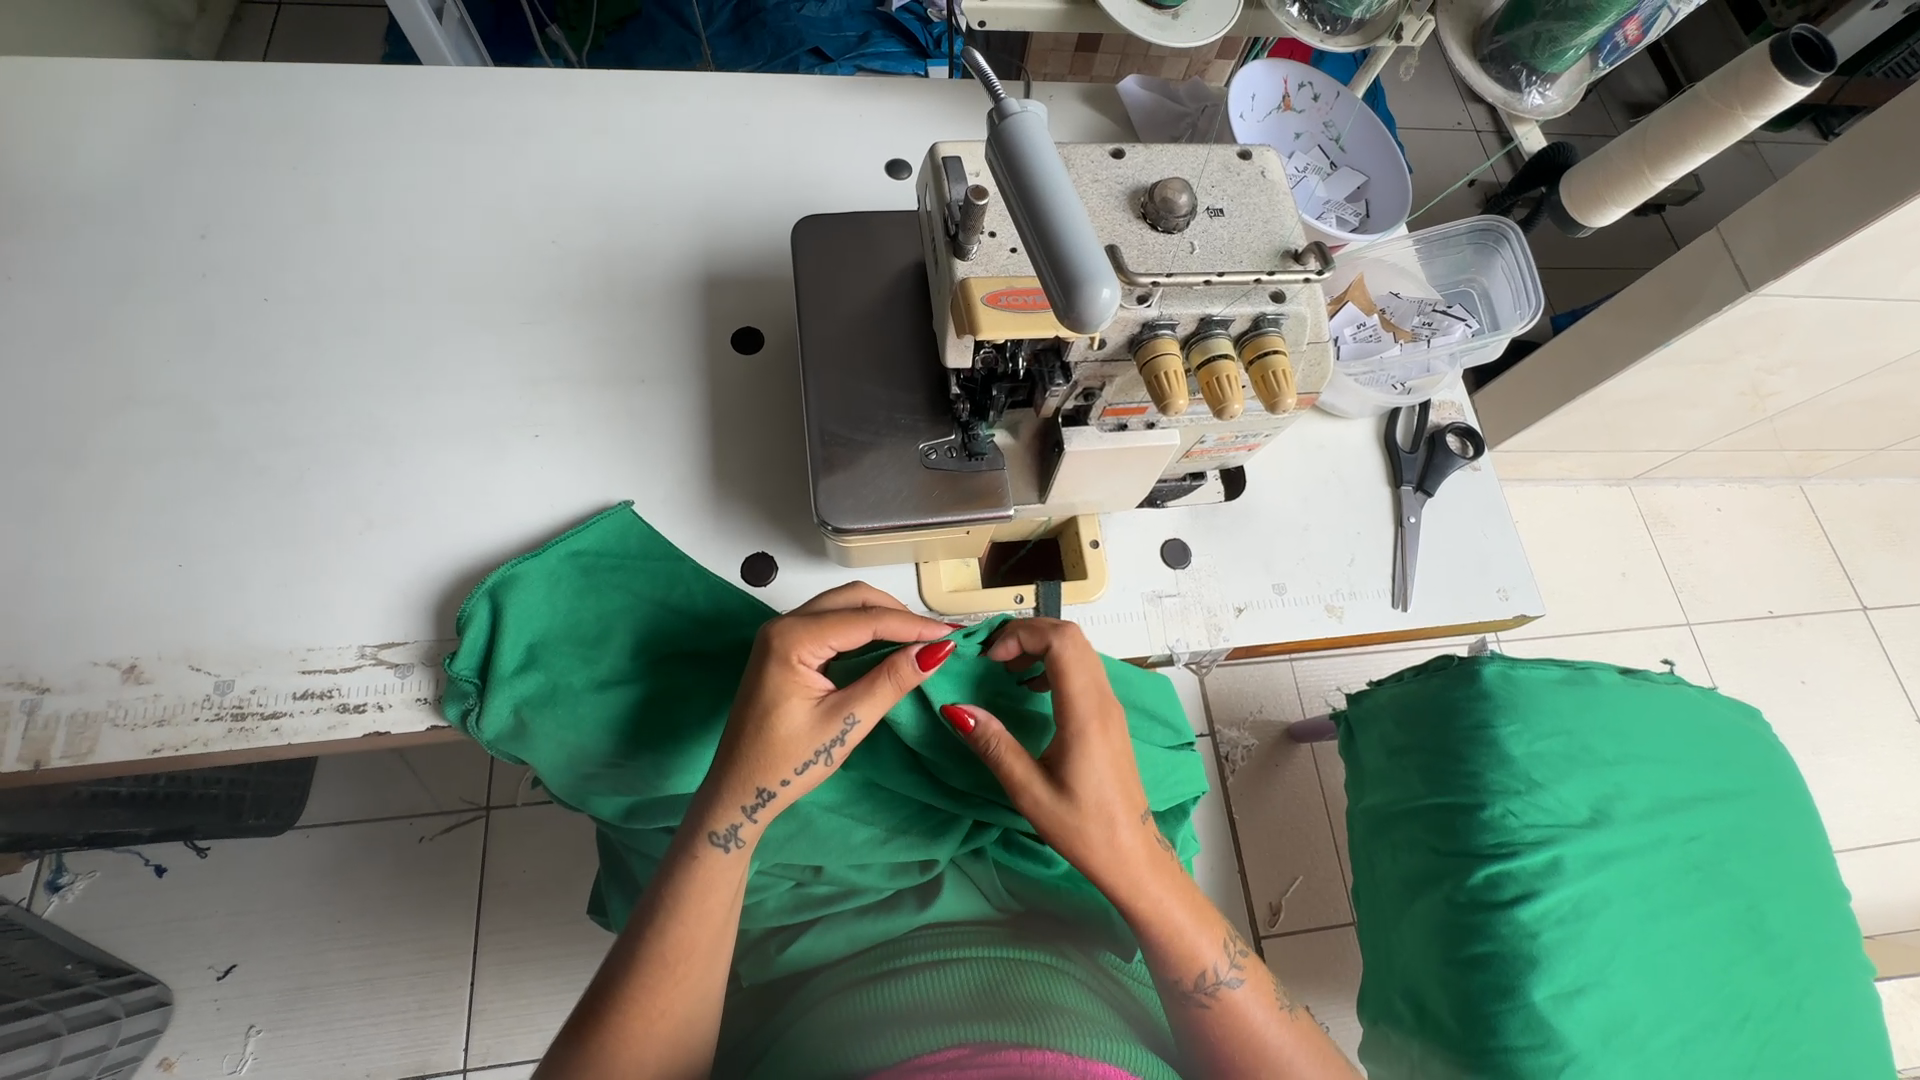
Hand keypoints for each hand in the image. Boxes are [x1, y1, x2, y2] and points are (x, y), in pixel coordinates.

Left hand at [692, 583, 955, 857]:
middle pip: (853, 598)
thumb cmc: (788, 763)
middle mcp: (784, 624)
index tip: (952, 634)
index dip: (913, 625)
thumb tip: (937, 651)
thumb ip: (891, 681)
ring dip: (882, 617)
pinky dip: (863, 628)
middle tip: (937, 637)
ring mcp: (781, 633)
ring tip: (920, 640)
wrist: (738, 791)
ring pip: (842, 605)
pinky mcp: (785, 646)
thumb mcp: (846, 723)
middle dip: (898, 613)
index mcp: (793, 639)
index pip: (866, 619)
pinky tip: (888, 646)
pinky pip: (831, 622)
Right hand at [940, 618, 1177, 897]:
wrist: (1132, 855)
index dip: (1021, 635)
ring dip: (1040, 646)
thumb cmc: (1082, 829)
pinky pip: (1083, 668)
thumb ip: (994, 745)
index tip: (990, 659)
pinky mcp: (1109, 715)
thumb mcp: (1029, 792)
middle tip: (992, 658)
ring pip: (1079, 649)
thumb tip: (955, 708)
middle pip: (1071, 636)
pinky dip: (1054, 663)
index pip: (1061, 641)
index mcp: (1084, 712)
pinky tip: (1030, 689)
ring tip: (1007, 671)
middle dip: (1027, 634)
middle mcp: (1103, 699)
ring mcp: (1110, 705)